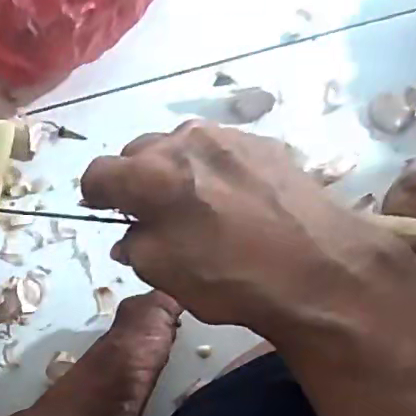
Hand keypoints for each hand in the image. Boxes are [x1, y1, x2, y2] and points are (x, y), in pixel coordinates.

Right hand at [81, 121, 415, 331]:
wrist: (321, 269)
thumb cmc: (228, 277)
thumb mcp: (160, 271)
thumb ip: (132, 244)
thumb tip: (129, 234)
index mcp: (149, 175)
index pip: (98, 173)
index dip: (93, 195)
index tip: (102, 212)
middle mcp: (184, 143)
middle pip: (136, 153)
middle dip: (132, 180)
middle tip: (145, 214)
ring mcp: (227, 138)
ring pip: (177, 146)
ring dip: (169, 171)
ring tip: (188, 205)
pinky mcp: (263, 144)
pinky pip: (215, 150)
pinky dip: (206, 169)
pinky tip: (224, 200)